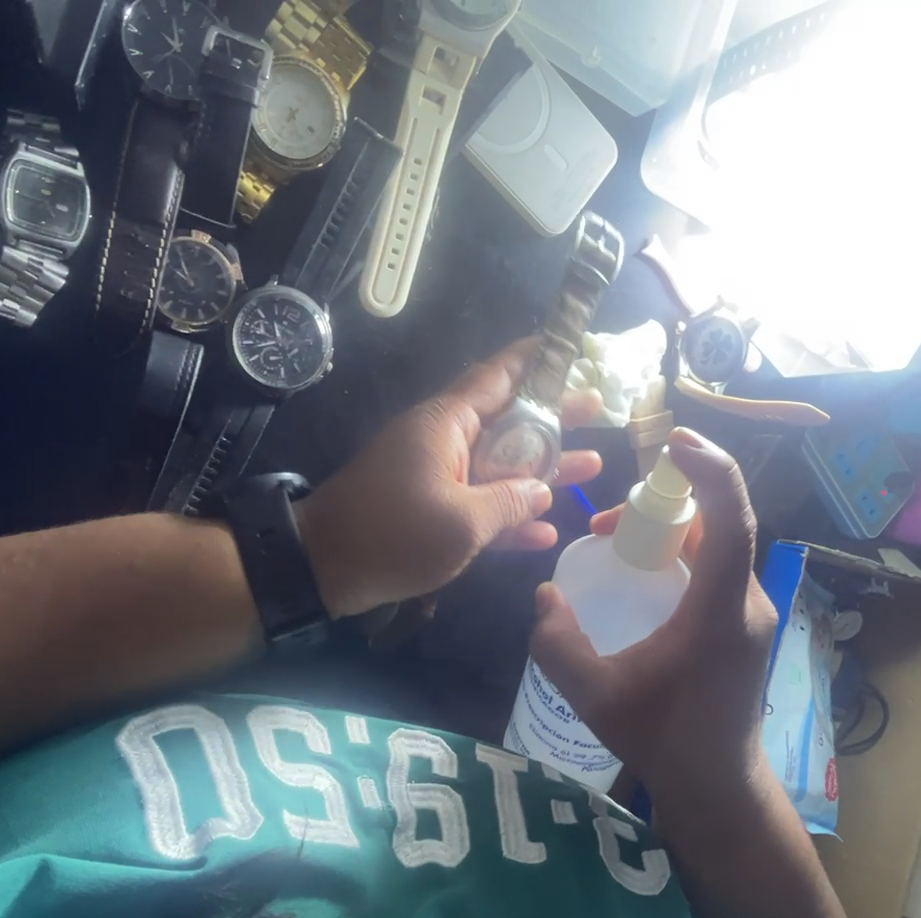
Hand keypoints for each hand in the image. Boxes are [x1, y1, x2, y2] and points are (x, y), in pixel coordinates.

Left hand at [294, 338, 603, 617]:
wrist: (323, 569)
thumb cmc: (393, 533)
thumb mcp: (462, 520)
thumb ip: (509, 502)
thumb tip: (541, 491)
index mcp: (447, 424)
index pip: (497, 376)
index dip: (534, 360)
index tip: (568, 346)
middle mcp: (444, 441)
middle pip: (509, 421)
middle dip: (554, 418)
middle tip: (597, 407)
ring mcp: (437, 476)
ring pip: (500, 466)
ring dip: (541, 469)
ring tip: (591, 464)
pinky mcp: (431, 510)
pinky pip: (479, 504)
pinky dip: (508, 514)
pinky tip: (545, 530)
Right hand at [528, 428, 778, 810]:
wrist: (717, 786)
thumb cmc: (662, 741)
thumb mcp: (594, 696)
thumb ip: (558, 644)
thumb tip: (546, 593)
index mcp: (721, 614)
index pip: (730, 523)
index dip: (709, 472)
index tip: (675, 442)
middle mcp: (748, 603)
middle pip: (718, 525)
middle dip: (660, 507)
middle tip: (601, 528)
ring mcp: (752, 613)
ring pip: (717, 546)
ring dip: (667, 533)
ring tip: (612, 548)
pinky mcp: (745, 624)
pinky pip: (717, 568)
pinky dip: (679, 556)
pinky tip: (642, 580)